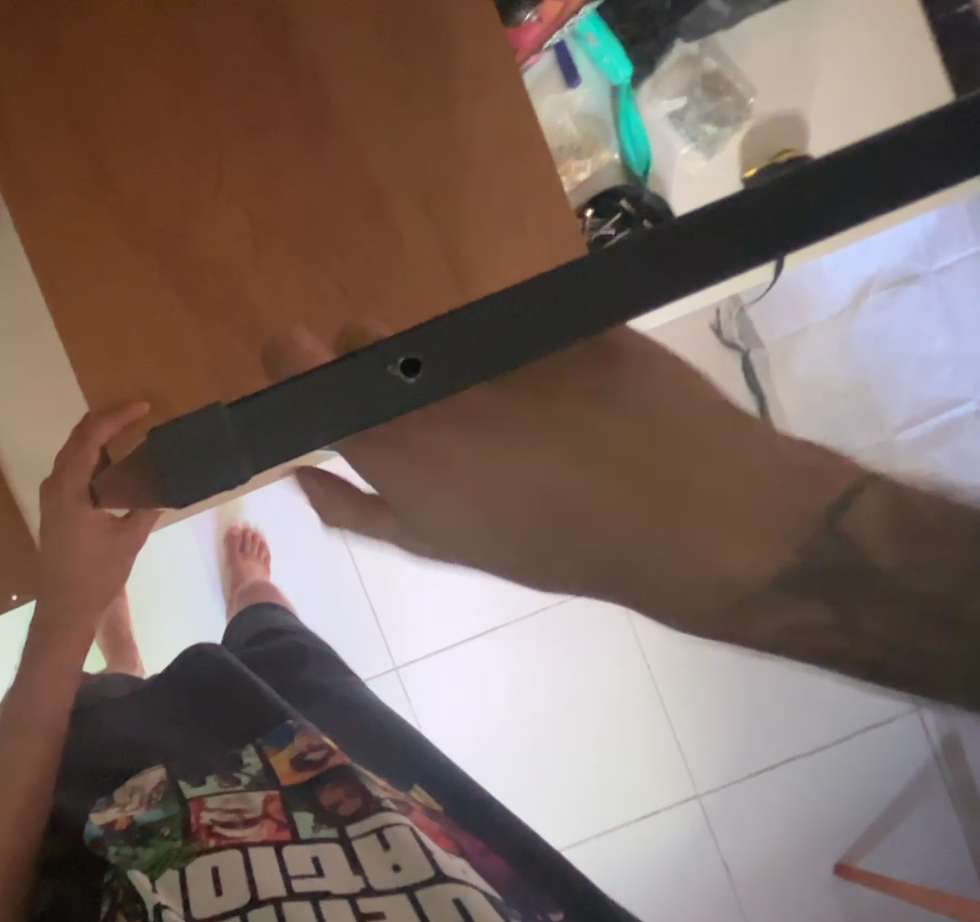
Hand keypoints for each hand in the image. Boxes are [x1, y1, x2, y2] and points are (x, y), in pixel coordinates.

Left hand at [35, 403, 163, 635]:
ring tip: (132, 435)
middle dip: (108, 422)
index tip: (143, 407)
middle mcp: (55, 485)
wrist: (64, 608)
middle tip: (139, 415)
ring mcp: (52, 497)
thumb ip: (148, 505)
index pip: (90, 436)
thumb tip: (170, 481)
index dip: (116, 416)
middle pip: (78, 439)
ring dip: (100, 441)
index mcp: (69, 488)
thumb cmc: (95, 575)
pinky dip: (95, 461)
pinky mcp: (56, 509)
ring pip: (75, 455)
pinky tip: (117, 467)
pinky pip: (74, 472)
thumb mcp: (128, 538)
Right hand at [283, 326, 864, 632]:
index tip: (298, 371)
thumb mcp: (434, 542)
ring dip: (443, 360)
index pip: (301, 358)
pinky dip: (515, 350)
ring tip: (499, 406)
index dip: (289, 357)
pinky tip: (556, 389)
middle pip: (364, 335)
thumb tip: (299, 472)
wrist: (689, 519)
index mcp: (391, 436)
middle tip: (411, 405)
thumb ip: (351, 506)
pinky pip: (513, 325)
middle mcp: (430, 378)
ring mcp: (499, 341)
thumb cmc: (545, 547)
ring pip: (438, 333)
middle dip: (366, 361)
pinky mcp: (566, 317)